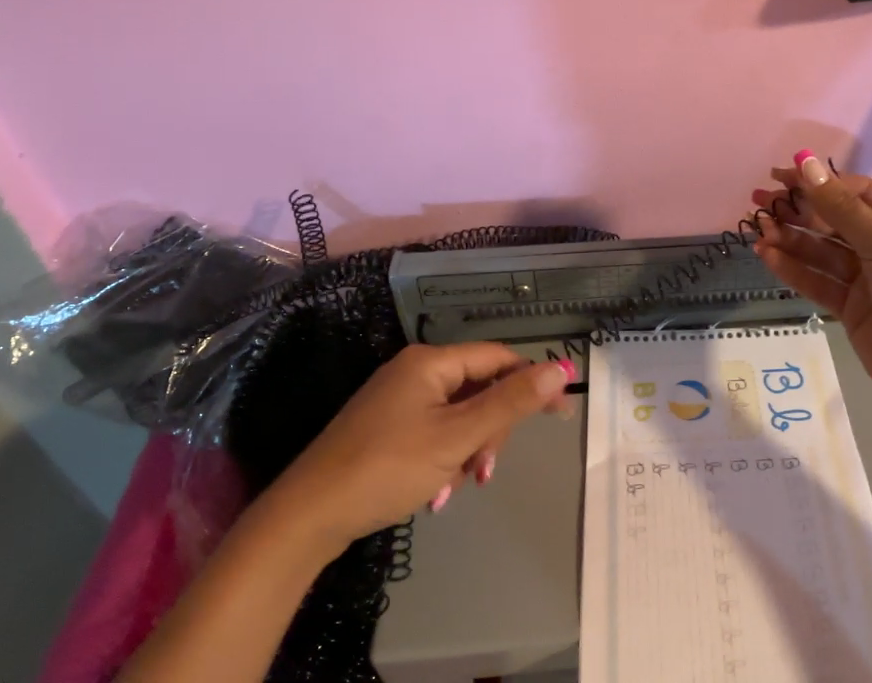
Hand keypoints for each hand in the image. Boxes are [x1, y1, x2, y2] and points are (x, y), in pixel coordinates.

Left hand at [249, 343, 573, 559]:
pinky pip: (435, 433)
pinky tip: (437, 491)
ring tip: (458, 486)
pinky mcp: (386, 427)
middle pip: (480, 389)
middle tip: (485, 471)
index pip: (499, 358)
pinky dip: (445, 459)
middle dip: (491, 431)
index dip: (532, 382)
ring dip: (468, 451)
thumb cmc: (388, 467)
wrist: (310, 513)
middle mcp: (415, 371)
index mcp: (431, 362)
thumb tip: (561, 368)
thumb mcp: (458, 436)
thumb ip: (511, 402)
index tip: (560, 414)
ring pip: (459, 416)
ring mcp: (398, 400)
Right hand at [752, 152, 871, 418]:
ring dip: (791, 239)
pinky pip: (818, 282)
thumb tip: (807, 163)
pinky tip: (767, 256)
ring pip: (823, 251)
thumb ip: (842, 208)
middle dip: (800, 210)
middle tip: (760, 202)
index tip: (780, 176)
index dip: (819, 182)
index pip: (857, 192)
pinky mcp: (851, 310)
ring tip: (759, 230)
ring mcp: (869, 279)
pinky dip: (793, 269)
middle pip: (836, 220)